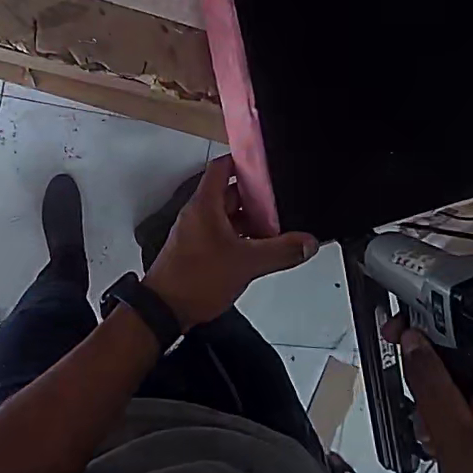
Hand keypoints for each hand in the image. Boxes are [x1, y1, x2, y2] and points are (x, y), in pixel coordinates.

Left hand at [143, 155, 318, 326]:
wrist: (164, 311)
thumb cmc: (195, 280)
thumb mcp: (247, 263)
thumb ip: (281, 251)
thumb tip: (307, 243)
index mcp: (205, 205)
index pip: (222, 167)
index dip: (243, 161)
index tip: (265, 163)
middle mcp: (198, 214)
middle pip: (229, 192)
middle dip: (255, 196)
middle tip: (280, 200)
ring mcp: (196, 232)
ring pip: (227, 215)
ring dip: (249, 219)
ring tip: (276, 227)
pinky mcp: (196, 250)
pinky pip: (222, 233)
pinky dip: (240, 236)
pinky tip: (258, 249)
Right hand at [390, 318, 472, 472]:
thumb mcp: (453, 440)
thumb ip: (430, 383)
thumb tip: (413, 335)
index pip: (468, 326)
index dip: (428, 325)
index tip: (395, 335)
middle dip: (440, 379)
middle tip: (420, 417)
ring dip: (455, 404)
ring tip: (439, 445)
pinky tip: (463, 454)